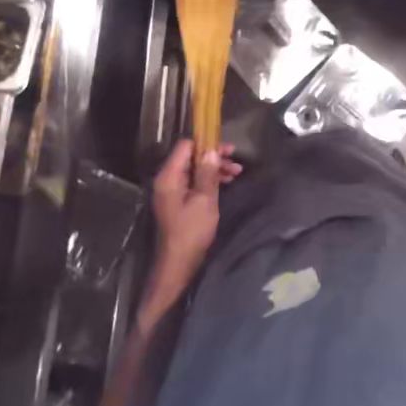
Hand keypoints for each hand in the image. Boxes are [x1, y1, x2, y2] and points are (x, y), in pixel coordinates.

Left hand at [145, 139, 241, 317]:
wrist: (180, 262)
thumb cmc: (192, 231)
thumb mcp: (205, 200)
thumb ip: (208, 174)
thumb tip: (212, 151)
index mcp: (169, 177)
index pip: (185, 147)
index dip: (205, 143)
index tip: (226, 147)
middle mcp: (168, 180)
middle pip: (190, 157)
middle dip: (213, 156)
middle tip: (235, 159)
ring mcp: (172, 191)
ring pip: (195, 170)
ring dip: (214, 168)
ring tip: (237, 172)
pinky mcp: (179, 201)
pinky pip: (194, 182)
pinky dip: (209, 180)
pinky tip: (227, 182)